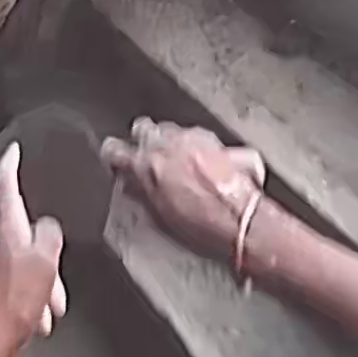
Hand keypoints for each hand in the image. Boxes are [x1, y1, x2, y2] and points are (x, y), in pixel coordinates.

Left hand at [0, 142, 65, 356]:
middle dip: (39, 253)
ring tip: (44, 308)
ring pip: (15, 257)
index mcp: (1, 217)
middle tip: (53, 280)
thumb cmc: (10, 299)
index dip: (11, 160)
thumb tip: (47, 228)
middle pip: (19, 229)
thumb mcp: (47, 260)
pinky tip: (29, 314)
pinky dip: (19, 291)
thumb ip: (51, 234)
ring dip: (33, 280)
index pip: (6, 177)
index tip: (12, 149)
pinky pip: (4, 276)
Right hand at [101, 118, 264, 255]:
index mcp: (144, 165)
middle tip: (153, 157)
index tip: (117, 160)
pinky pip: (197, 135)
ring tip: (183, 162)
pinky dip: (198, 145)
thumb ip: (141, 191)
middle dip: (145, 139)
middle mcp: (163, 144)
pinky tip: (208, 163)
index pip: (113, 149)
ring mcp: (188, 138)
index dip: (114, 155)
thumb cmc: (203, 228)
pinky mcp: (212, 139)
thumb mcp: (160, 214)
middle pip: (143, 128)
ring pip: (170, 129)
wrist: (244, 225)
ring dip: (172, 141)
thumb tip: (131, 184)